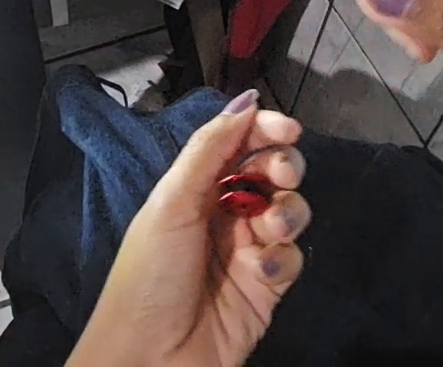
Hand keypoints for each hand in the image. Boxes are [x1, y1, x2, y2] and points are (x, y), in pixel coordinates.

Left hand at [68, 89, 310, 366]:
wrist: (151, 360)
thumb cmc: (150, 274)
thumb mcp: (172, 200)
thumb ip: (210, 148)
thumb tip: (245, 100)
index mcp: (195, 184)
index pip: (237, 142)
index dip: (264, 129)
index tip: (286, 126)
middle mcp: (223, 210)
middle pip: (270, 171)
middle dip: (282, 165)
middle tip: (279, 174)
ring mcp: (247, 249)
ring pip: (288, 210)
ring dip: (287, 211)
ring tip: (268, 229)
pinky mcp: (267, 287)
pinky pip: (292, 258)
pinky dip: (283, 260)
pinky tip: (262, 274)